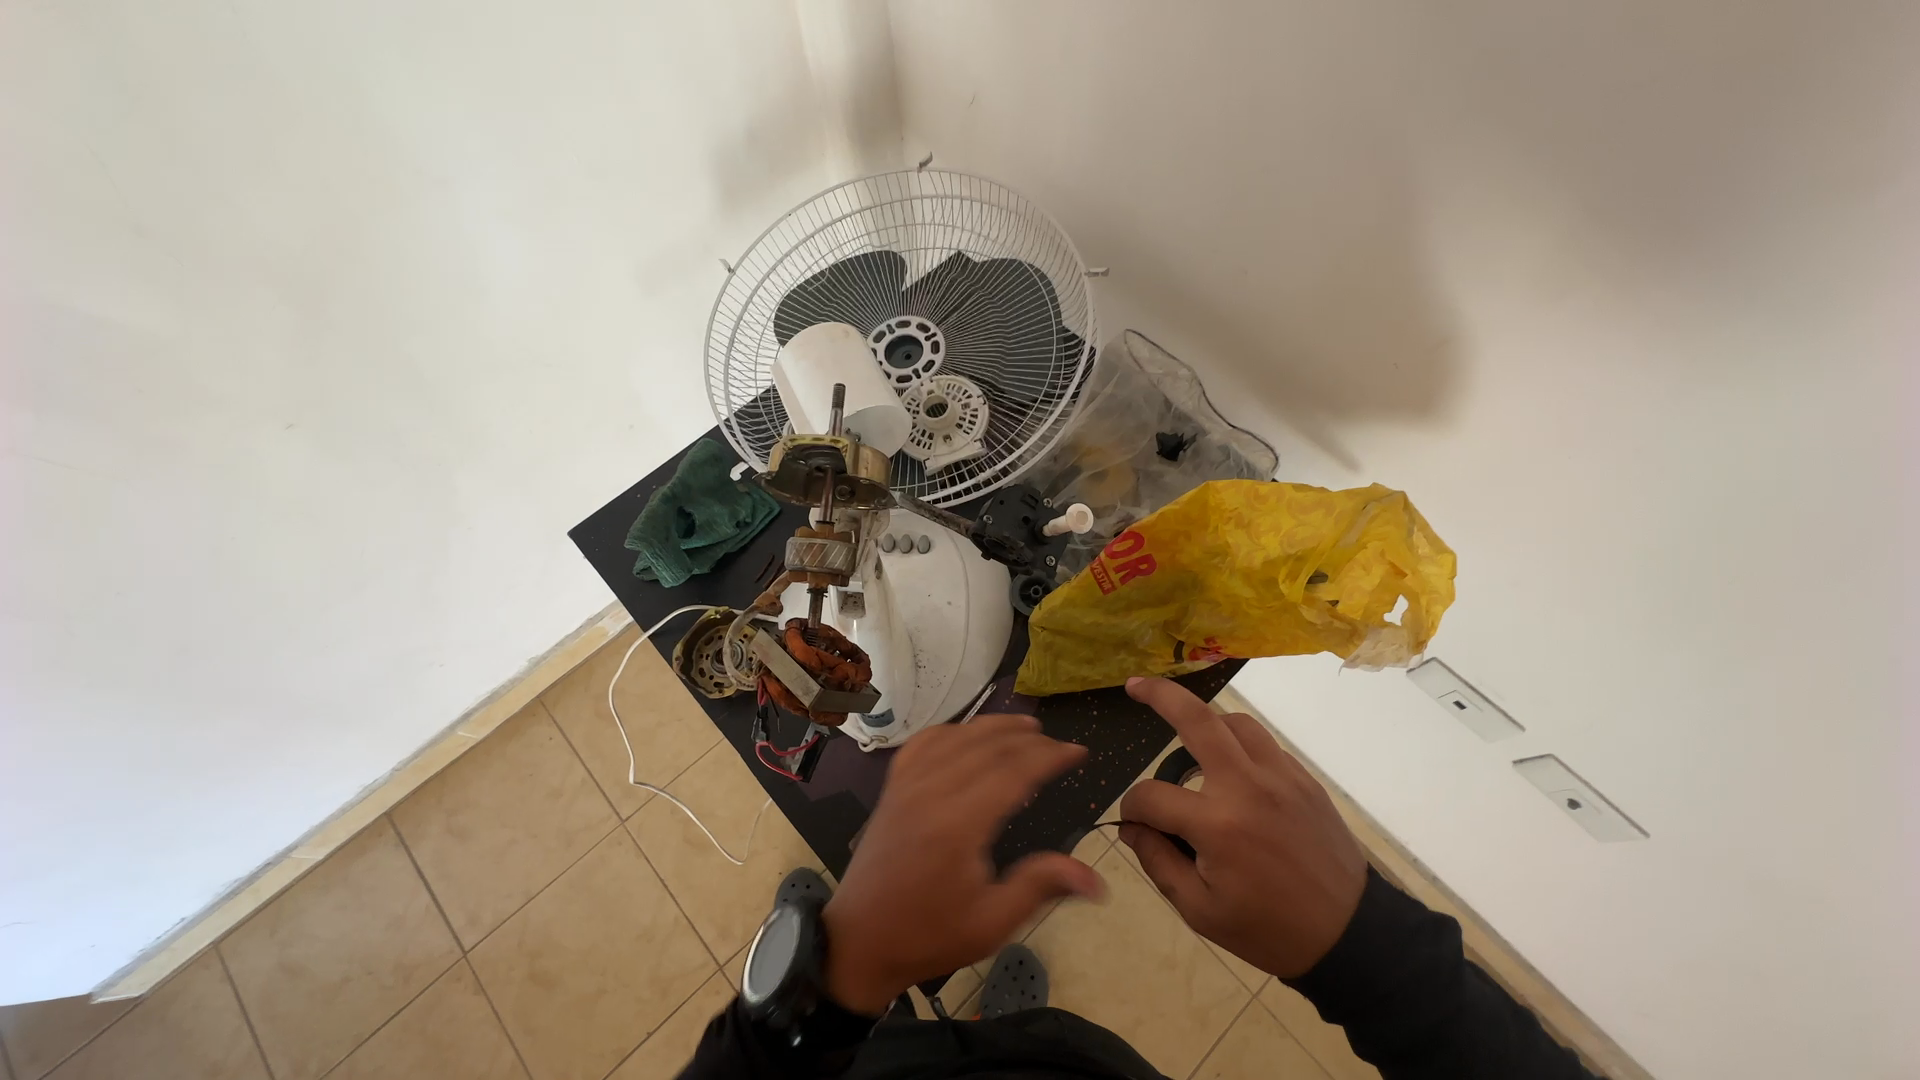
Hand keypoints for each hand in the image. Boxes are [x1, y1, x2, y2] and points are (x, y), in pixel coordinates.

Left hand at [821, 714, 1104, 1013]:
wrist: (860, 941)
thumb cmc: (930, 934)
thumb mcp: (991, 922)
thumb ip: (1040, 886)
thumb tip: (1097, 880)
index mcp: (959, 823)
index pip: (1014, 771)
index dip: (1050, 757)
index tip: (1078, 752)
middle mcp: (932, 791)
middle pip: (988, 746)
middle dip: (1029, 739)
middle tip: (1059, 745)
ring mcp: (907, 785)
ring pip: (956, 737)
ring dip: (993, 726)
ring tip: (1027, 726)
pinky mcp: (892, 788)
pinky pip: (922, 743)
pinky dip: (950, 730)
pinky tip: (966, 733)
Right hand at [1118, 678, 1367, 978]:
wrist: (1351, 936)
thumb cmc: (1268, 931)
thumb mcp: (1200, 910)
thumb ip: (1158, 861)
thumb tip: (1133, 827)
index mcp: (1217, 825)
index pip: (1152, 796)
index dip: (1132, 808)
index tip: (1134, 825)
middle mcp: (1247, 787)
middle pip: (1198, 720)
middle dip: (1161, 695)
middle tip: (1136, 685)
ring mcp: (1280, 777)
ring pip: (1236, 722)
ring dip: (1205, 720)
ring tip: (1187, 733)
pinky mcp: (1304, 780)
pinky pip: (1264, 744)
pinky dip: (1239, 744)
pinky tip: (1230, 767)